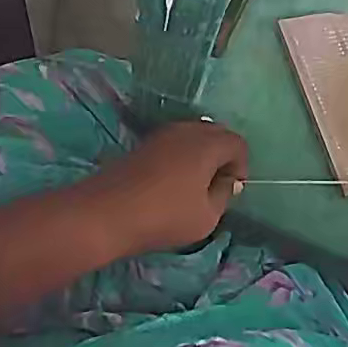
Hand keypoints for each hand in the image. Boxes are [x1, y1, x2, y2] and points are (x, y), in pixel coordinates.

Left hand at [95, 120, 248, 255]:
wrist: (106, 212)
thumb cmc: (164, 215)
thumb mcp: (207, 216)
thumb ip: (224, 194)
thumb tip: (227, 180)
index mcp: (208, 143)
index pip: (238, 143)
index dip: (241, 166)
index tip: (232, 191)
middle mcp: (187, 129)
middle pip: (217, 133)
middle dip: (223, 157)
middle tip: (217, 186)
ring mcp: (163, 133)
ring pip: (194, 136)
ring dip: (201, 155)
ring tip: (194, 186)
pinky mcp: (144, 143)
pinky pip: (175, 142)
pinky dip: (182, 157)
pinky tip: (173, 182)